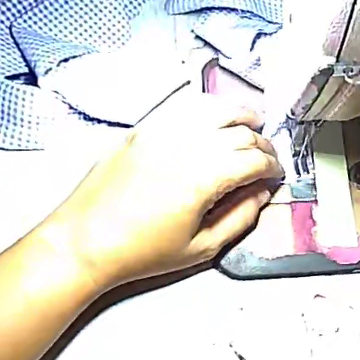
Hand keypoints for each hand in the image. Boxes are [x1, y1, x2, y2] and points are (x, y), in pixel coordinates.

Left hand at [30, 91, 283, 291]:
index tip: (276, 174)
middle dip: (261, 142)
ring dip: (238, 114)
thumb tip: (261, 194)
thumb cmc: (140, 252)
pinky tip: (213, 116)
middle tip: (267, 156)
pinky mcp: (142, 128)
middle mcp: (184, 145)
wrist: (84, 240)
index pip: (253, 158)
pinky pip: (182, 106)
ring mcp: (161, 131)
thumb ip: (239, 218)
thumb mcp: (200, 248)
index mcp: (203, 178)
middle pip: (238, 130)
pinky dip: (206, 107)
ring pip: (213, 108)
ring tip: (251, 122)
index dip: (272, 165)